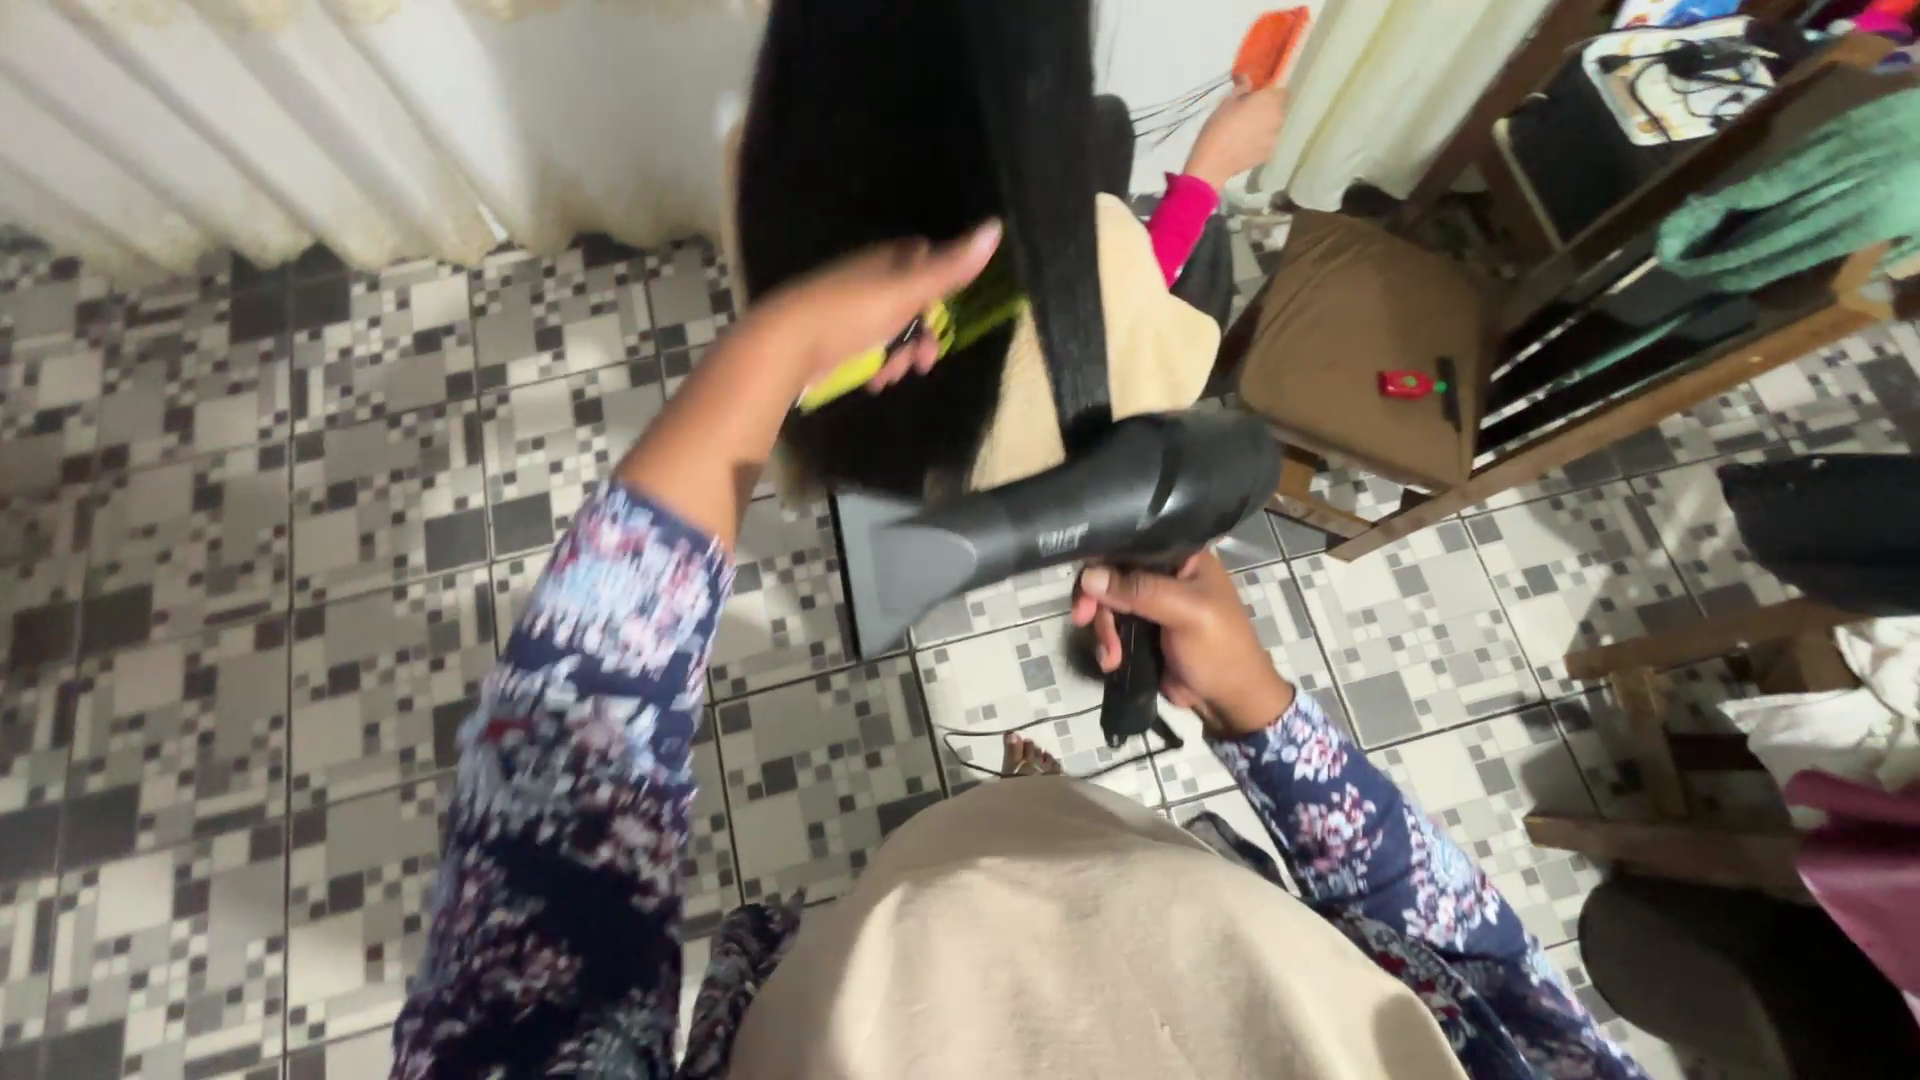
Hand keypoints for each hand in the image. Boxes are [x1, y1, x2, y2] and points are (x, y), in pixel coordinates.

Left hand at [743, 220, 1001, 392]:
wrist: (786, 343)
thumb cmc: (849, 313)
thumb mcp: (906, 291)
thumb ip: (950, 268)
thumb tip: (996, 226)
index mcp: (886, 261)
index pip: (924, 260)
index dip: (941, 287)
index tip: (945, 315)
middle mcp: (868, 279)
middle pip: (910, 303)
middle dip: (920, 335)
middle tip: (923, 363)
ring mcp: (849, 308)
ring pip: (890, 331)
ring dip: (899, 356)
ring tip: (891, 375)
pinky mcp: (834, 337)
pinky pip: (867, 349)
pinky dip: (876, 365)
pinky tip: (873, 381)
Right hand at [1071, 552, 1294, 737]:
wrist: (1229, 702)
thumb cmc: (1220, 649)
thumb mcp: (1185, 613)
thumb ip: (1140, 590)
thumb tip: (1088, 576)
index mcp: (1183, 558)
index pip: (1132, 546)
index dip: (1102, 563)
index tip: (1086, 591)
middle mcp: (1164, 575)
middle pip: (1111, 575)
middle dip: (1097, 602)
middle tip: (1085, 622)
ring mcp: (1151, 603)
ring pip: (1106, 603)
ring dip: (1102, 629)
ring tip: (1112, 656)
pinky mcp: (1142, 630)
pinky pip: (1111, 626)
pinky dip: (1106, 643)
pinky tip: (1112, 661)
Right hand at [1183, 77, 1287, 189]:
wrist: (1213, 162)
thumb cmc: (1219, 126)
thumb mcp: (1227, 102)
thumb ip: (1241, 88)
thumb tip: (1245, 78)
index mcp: (1269, 100)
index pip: (1281, 91)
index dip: (1270, 94)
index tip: (1257, 98)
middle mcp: (1278, 117)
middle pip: (1278, 111)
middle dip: (1267, 111)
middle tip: (1249, 116)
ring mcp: (1274, 138)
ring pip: (1273, 128)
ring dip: (1264, 128)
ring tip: (1246, 135)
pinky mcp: (1268, 155)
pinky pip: (1267, 144)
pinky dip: (1259, 144)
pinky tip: (1245, 148)